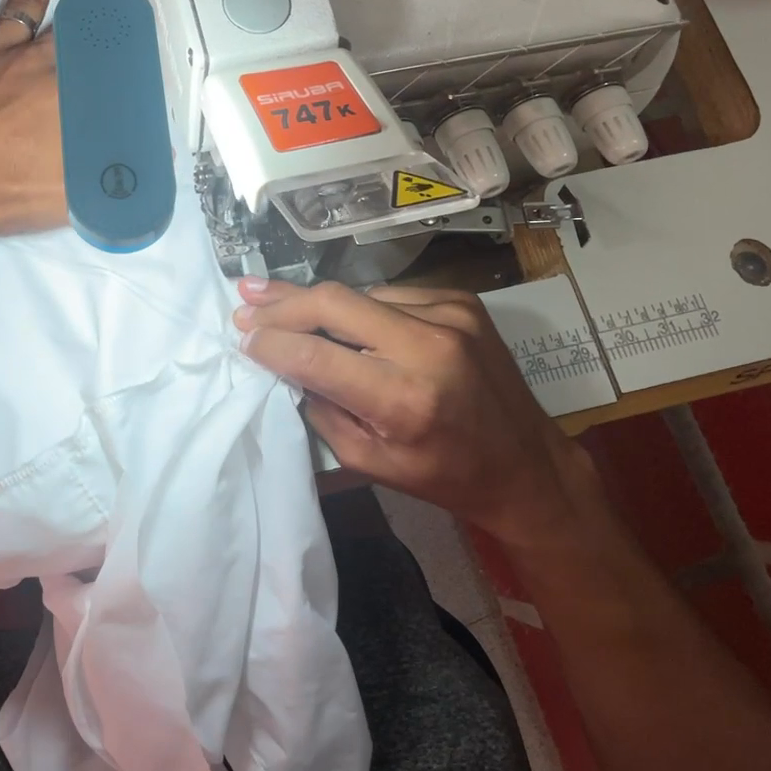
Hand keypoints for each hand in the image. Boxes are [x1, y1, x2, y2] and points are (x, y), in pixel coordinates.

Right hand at [232, 278, 591, 547]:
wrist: (528, 463)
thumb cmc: (444, 475)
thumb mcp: (371, 462)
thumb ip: (322, 410)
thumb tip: (284, 365)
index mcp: (406, 398)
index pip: (316, 356)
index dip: (271, 343)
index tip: (242, 338)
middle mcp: (430, 345)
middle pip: (333, 302)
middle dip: (282, 303)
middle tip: (246, 302)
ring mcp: (450, 315)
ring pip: (358, 295)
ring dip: (317, 304)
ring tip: (278, 303)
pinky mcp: (461, 300)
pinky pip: (390, 297)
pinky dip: (361, 310)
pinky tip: (345, 322)